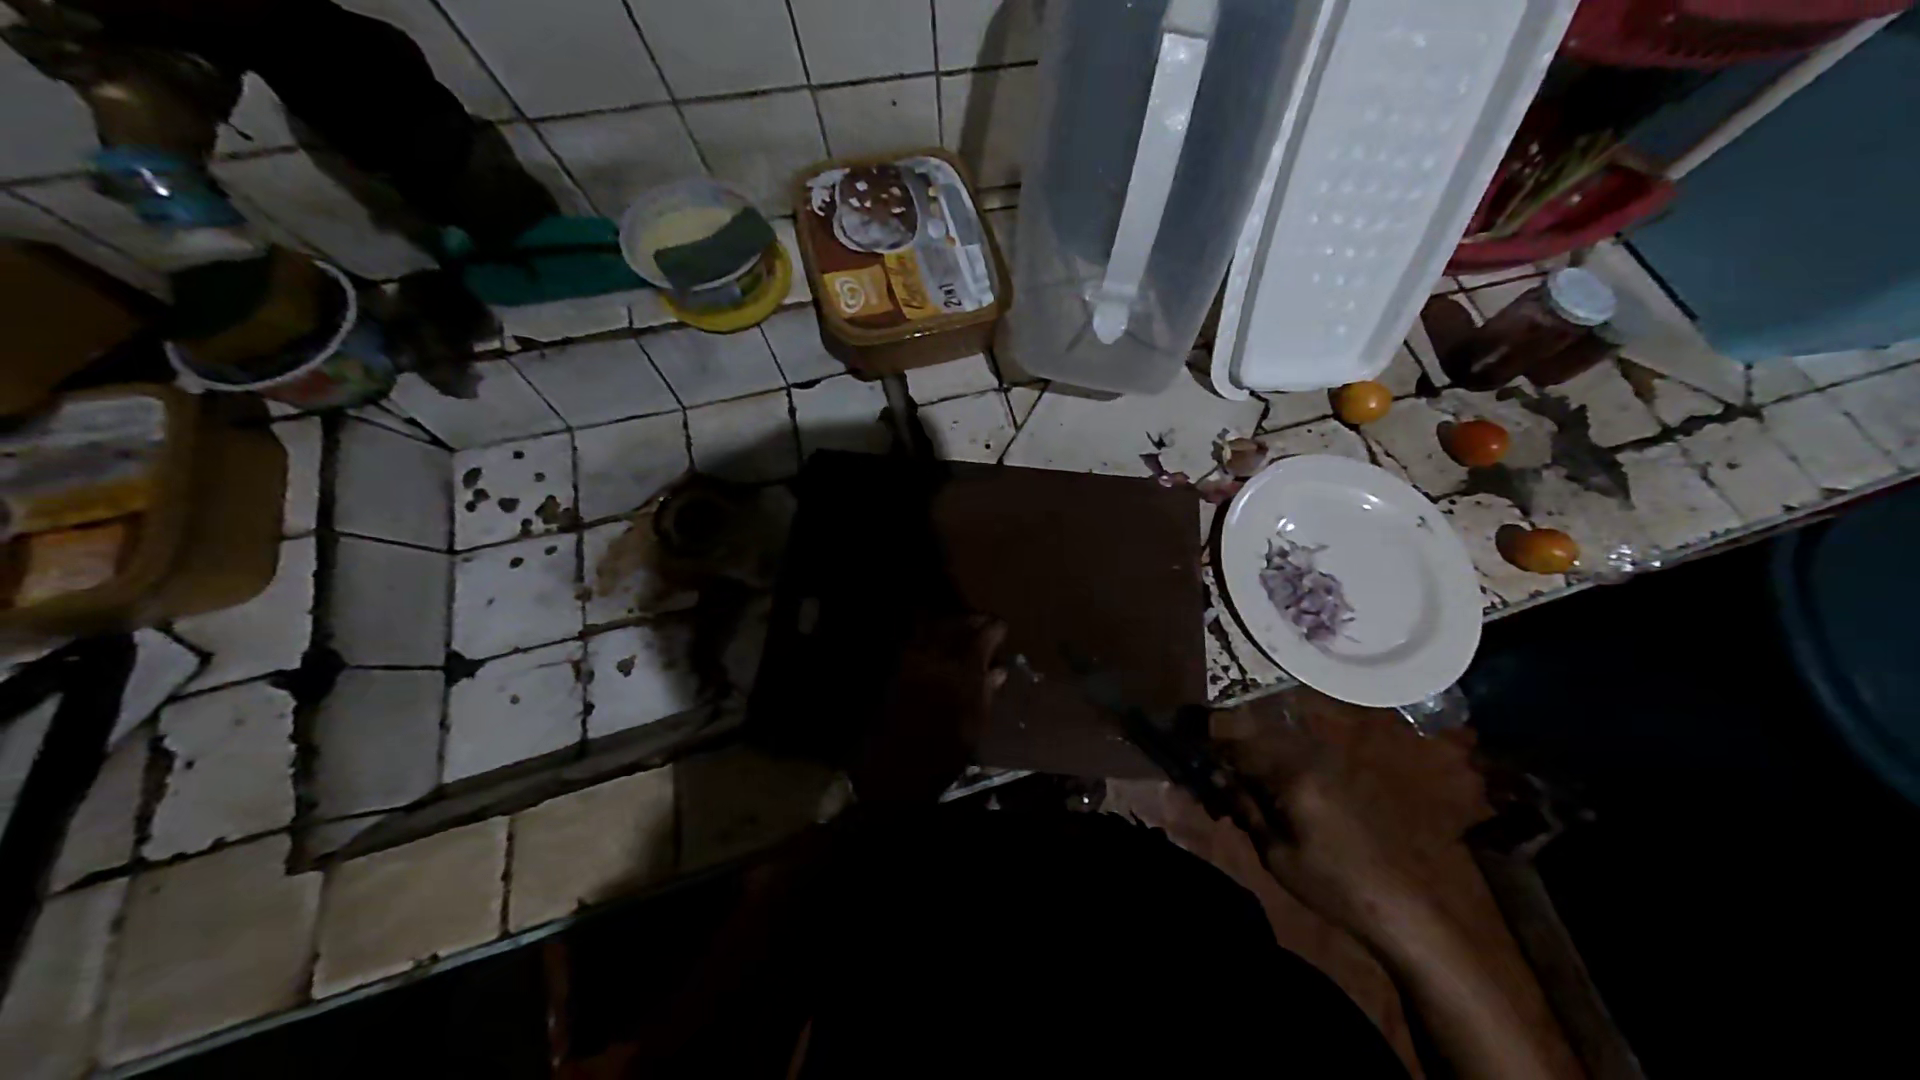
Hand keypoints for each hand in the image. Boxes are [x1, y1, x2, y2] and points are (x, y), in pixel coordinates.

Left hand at [852, 615, 1006, 804]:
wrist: (898, 764)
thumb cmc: (945, 749)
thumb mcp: (977, 723)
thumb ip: (987, 691)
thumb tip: (998, 670)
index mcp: (964, 668)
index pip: (984, 633)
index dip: (995, 627)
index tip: (1002, 627)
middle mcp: (938, 654)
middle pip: (958, 622)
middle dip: (973, 619)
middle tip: (983, 621)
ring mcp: (914, 657)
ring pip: (934, 625)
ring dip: (950, 623)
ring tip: (960, 628)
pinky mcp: (897, 666)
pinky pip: (915, 639)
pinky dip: (927, 634)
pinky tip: (935, 643)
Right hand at [1209, 708, 1431, 950]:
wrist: (1393, 903)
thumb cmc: (1327, 882)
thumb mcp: (1274, 851)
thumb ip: (1243, 807)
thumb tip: (1215, 777)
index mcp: (1292, 774)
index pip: (1239, 746)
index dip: (1211, 749)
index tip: (1191, 758)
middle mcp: (1310, 758)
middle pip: (1256, 738)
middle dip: (1229, 753)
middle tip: (1212, 781)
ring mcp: (1328, 765)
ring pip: (1274, 746)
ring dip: (1250, 759)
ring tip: (1236, 791)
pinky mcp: (1339, 777)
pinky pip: (1294, 758)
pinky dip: (1272, 767)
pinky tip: (1264, 794)